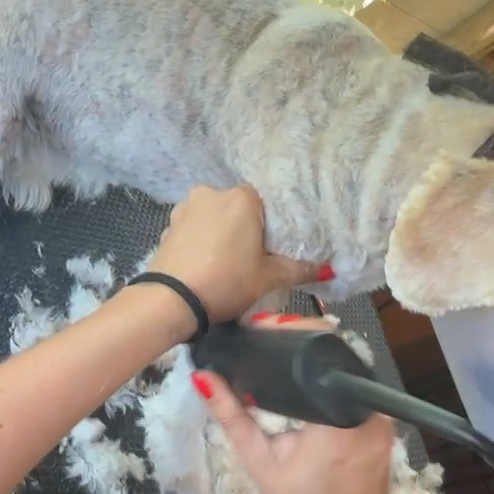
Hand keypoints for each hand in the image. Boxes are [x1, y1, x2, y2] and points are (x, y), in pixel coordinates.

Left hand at [146, 185, 315, 320]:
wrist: (170, 301)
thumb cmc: (225, 281)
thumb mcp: (267, 278)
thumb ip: (298, 269)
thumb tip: (327, 269)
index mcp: (240, 198)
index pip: (264, 201)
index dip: (271, 224)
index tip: (274, 246)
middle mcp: (210, 193)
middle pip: (237, 207)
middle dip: (245, 228)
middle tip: (253, 257)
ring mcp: (183, 208)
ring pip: (213, 216)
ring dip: (221, 233)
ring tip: (227, 261)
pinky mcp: (167, 226)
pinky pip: (193, 228)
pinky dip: (201, 241)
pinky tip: (205, 262)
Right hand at [193, 319, 397, 493]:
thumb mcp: (259, 461)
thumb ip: (231, 416)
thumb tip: (202, 376)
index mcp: (339, 417)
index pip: (322, 351)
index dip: (295, 330)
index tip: (264, 327)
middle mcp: (368, 410)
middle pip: (336, 355)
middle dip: (302, 340)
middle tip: (265, 336)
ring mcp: (382, 419)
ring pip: (347, 370)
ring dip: (317, 361)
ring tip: (280, 354)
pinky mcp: (384, 427)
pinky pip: (355, 389)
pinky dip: (330, 381)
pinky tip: (305, 380)